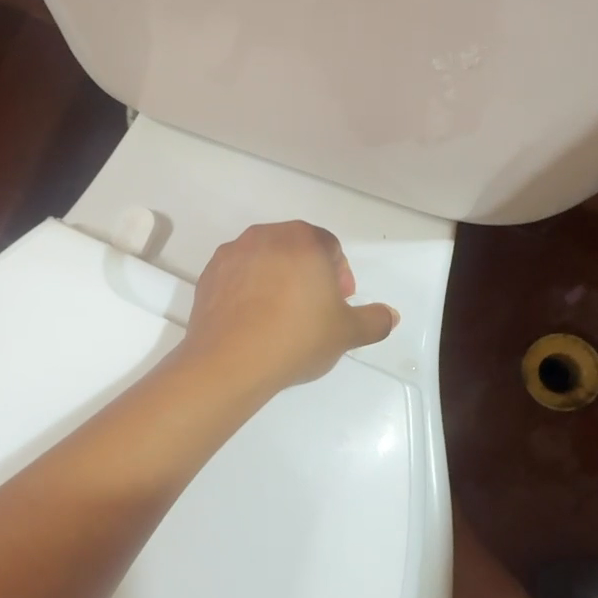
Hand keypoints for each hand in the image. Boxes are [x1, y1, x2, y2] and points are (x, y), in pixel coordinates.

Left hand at [180, 221, 398, 391]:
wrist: (229, 361)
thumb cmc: (296, 338)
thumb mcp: (346, 334)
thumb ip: (374, 321)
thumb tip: (389, 316)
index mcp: (304, 240)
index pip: (330, 248)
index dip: (338, 276)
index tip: (337, 305)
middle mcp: (266, 236)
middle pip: (295, 250)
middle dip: (308, 275)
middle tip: (313, 311)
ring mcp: (233, 254)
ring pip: (264, 262)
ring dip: (276, 281)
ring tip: (280, 318)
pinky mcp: (208, 275)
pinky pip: (237, 277)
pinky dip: (247, 292)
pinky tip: (252, 322)